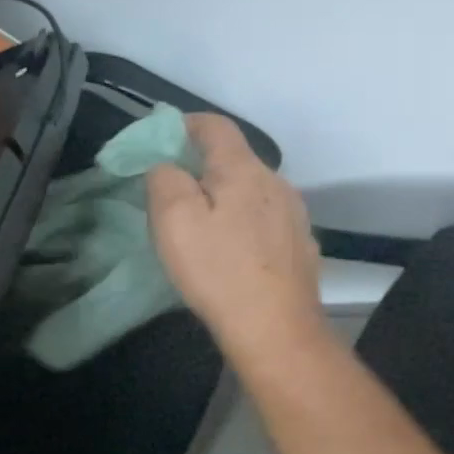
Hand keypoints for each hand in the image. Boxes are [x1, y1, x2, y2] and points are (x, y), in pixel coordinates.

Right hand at [146, 114, 325, 352]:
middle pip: (233, 158)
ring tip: (192, 221)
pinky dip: (236, 219)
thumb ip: (164, 179)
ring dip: (218, 193)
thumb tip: (167, 166)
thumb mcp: (172, 218)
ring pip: (248, 189)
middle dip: (197, 164)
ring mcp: (293, 215)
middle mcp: (276, 184)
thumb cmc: (217, 268)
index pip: (215, 126)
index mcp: (243, 170)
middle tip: (164, 188)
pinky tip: (223, 247)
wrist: (276, 330)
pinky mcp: (298, 244)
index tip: (156, 137)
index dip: (183, 123)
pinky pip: (260, 216)